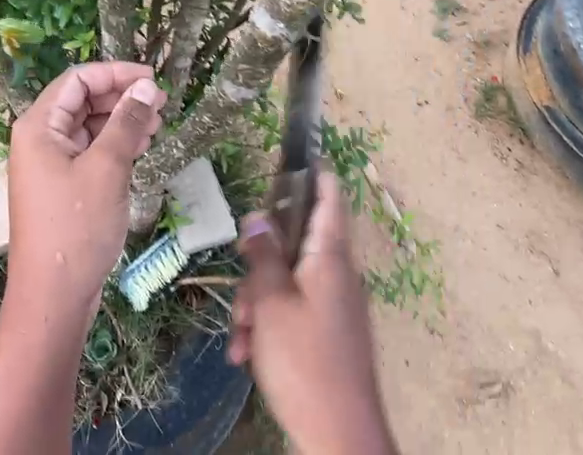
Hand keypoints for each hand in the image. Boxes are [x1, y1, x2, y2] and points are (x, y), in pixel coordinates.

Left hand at [5, 61, 167, 324]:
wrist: (52, 297)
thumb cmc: (77, 227)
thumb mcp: (107, 168)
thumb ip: (126, 123)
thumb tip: (146, 87)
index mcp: (38, 126)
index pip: (77, 79)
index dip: (115, 73)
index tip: (153, 80)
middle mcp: (38, 139)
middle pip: (82, 101)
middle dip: (121, 98)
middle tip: (161, 106)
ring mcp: (48, 165)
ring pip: (88, 127)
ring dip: (122, 122)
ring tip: (157, 127)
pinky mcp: (61, 188)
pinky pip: (89, 152)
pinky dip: (114, 146)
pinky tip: (141, 149)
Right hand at [229, 170, 395, 454]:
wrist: (340, 435)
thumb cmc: (304, 361)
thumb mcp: (271, 302)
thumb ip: (262, 255)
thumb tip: (257, 215)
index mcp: (329, 258)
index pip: (329, 198)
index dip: (315, 173)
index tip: (298, 154)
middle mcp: (337, 275)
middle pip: (294, 244)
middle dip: (259, 265)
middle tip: (241, 294)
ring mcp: (335, 306)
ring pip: (286, 281)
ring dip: (257, 302)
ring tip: (241, 337)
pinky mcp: (329, 334)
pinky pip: (293, 312)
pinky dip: (269, 325)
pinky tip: (248, 353)